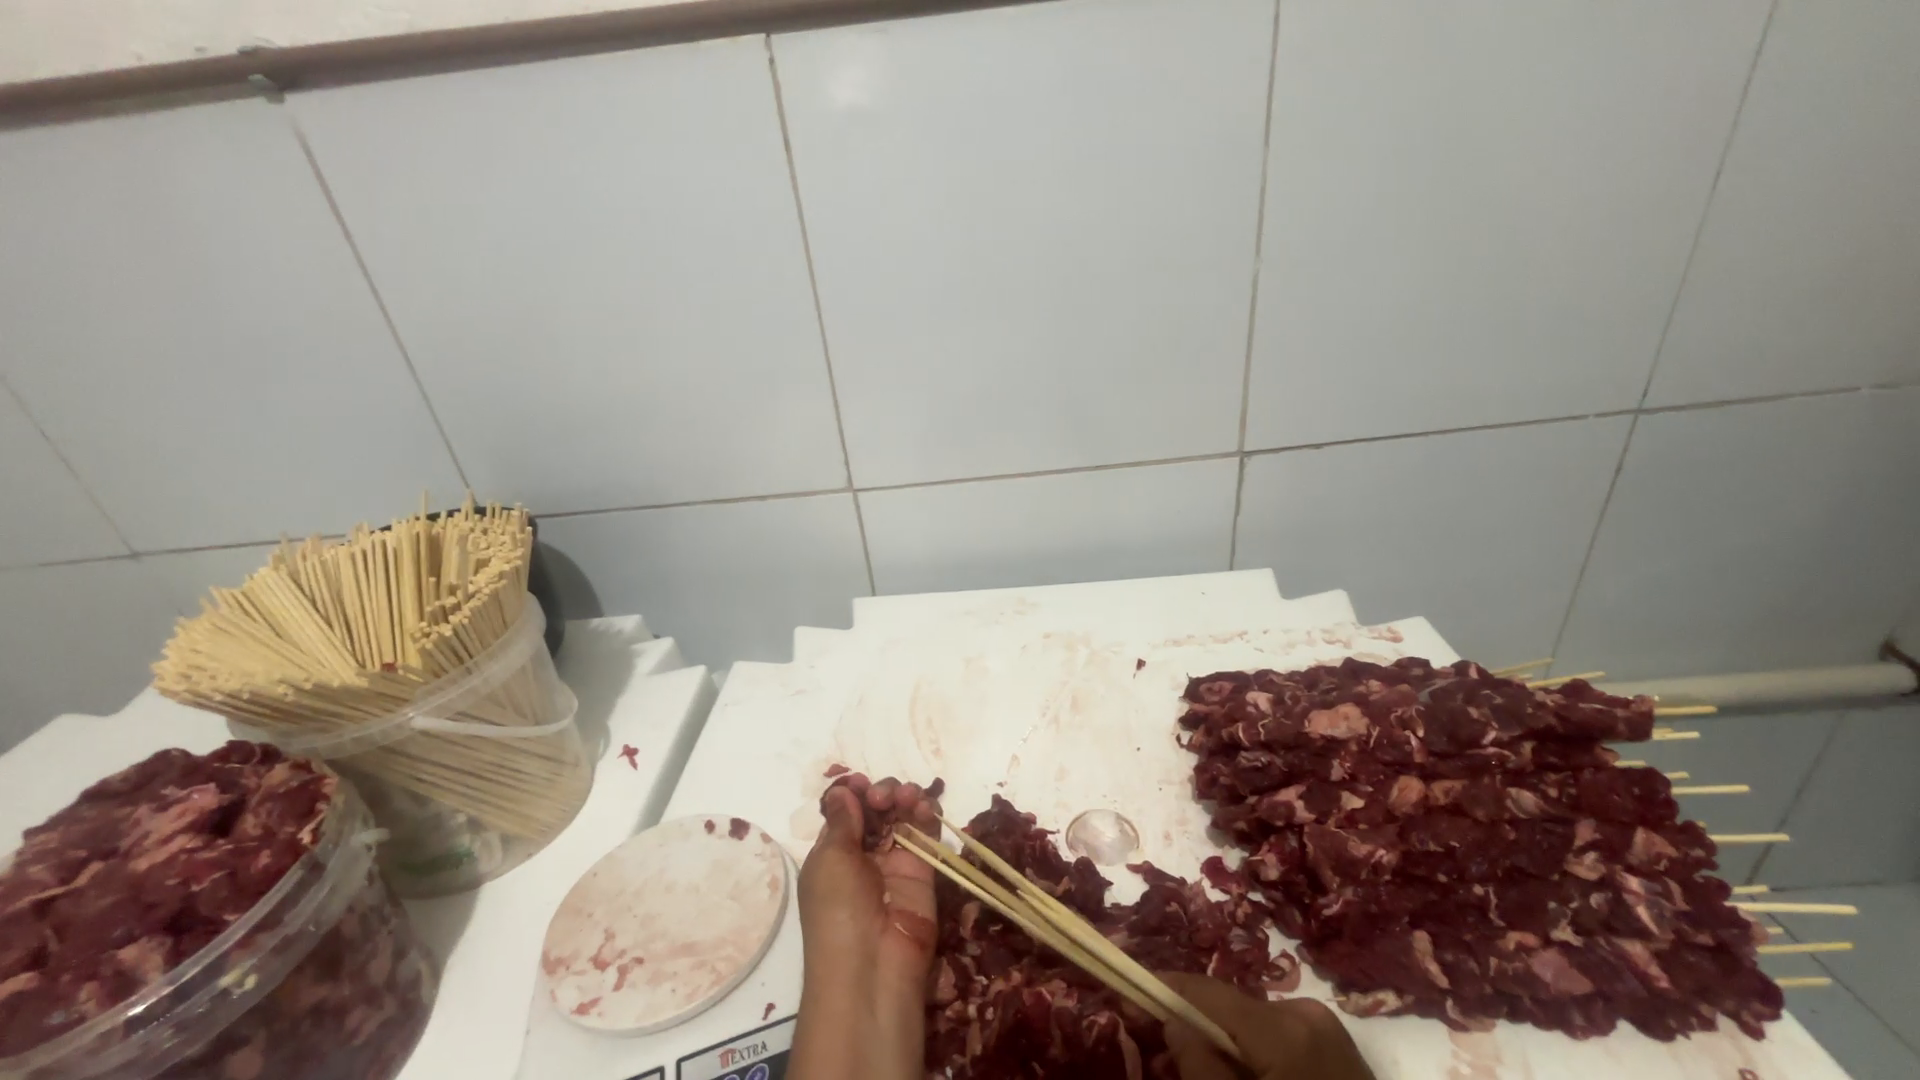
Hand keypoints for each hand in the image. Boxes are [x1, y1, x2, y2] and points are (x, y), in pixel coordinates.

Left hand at [788, 780, 941, 1079]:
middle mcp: (863, 856)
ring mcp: (895, 863)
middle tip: (882, 797)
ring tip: (907, 798)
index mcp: (832, 854)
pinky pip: (926, 834)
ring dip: (904, 798)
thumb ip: (842, 821)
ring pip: (902, 817)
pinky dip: (927, 815)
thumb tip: (842, 790)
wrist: (872, 965)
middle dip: (880, 793)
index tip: (859, 783)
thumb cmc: (837, 910)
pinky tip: (925, 806)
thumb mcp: (830, 860)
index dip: (853, 794)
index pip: (845, 812)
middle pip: (876, 810)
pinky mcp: (924, 872)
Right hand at [1159, 973, 1376, 1079]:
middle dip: (1195, 1028)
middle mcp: (1305, 1013)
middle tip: (1166, 1058)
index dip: (1165, 990)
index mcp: (1283, 1030)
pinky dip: (1254, 1053)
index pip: (1207, 992)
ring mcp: (1327, 1027)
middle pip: (1229, 1008)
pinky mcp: (1339, 1046)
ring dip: (1225, 1044)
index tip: (1131, 992)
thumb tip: (1174, 1023)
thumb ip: (1202, 1069)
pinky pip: (1278, 1036)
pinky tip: (1246, 1079)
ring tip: (1209, 1074)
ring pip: (1252, 1022)